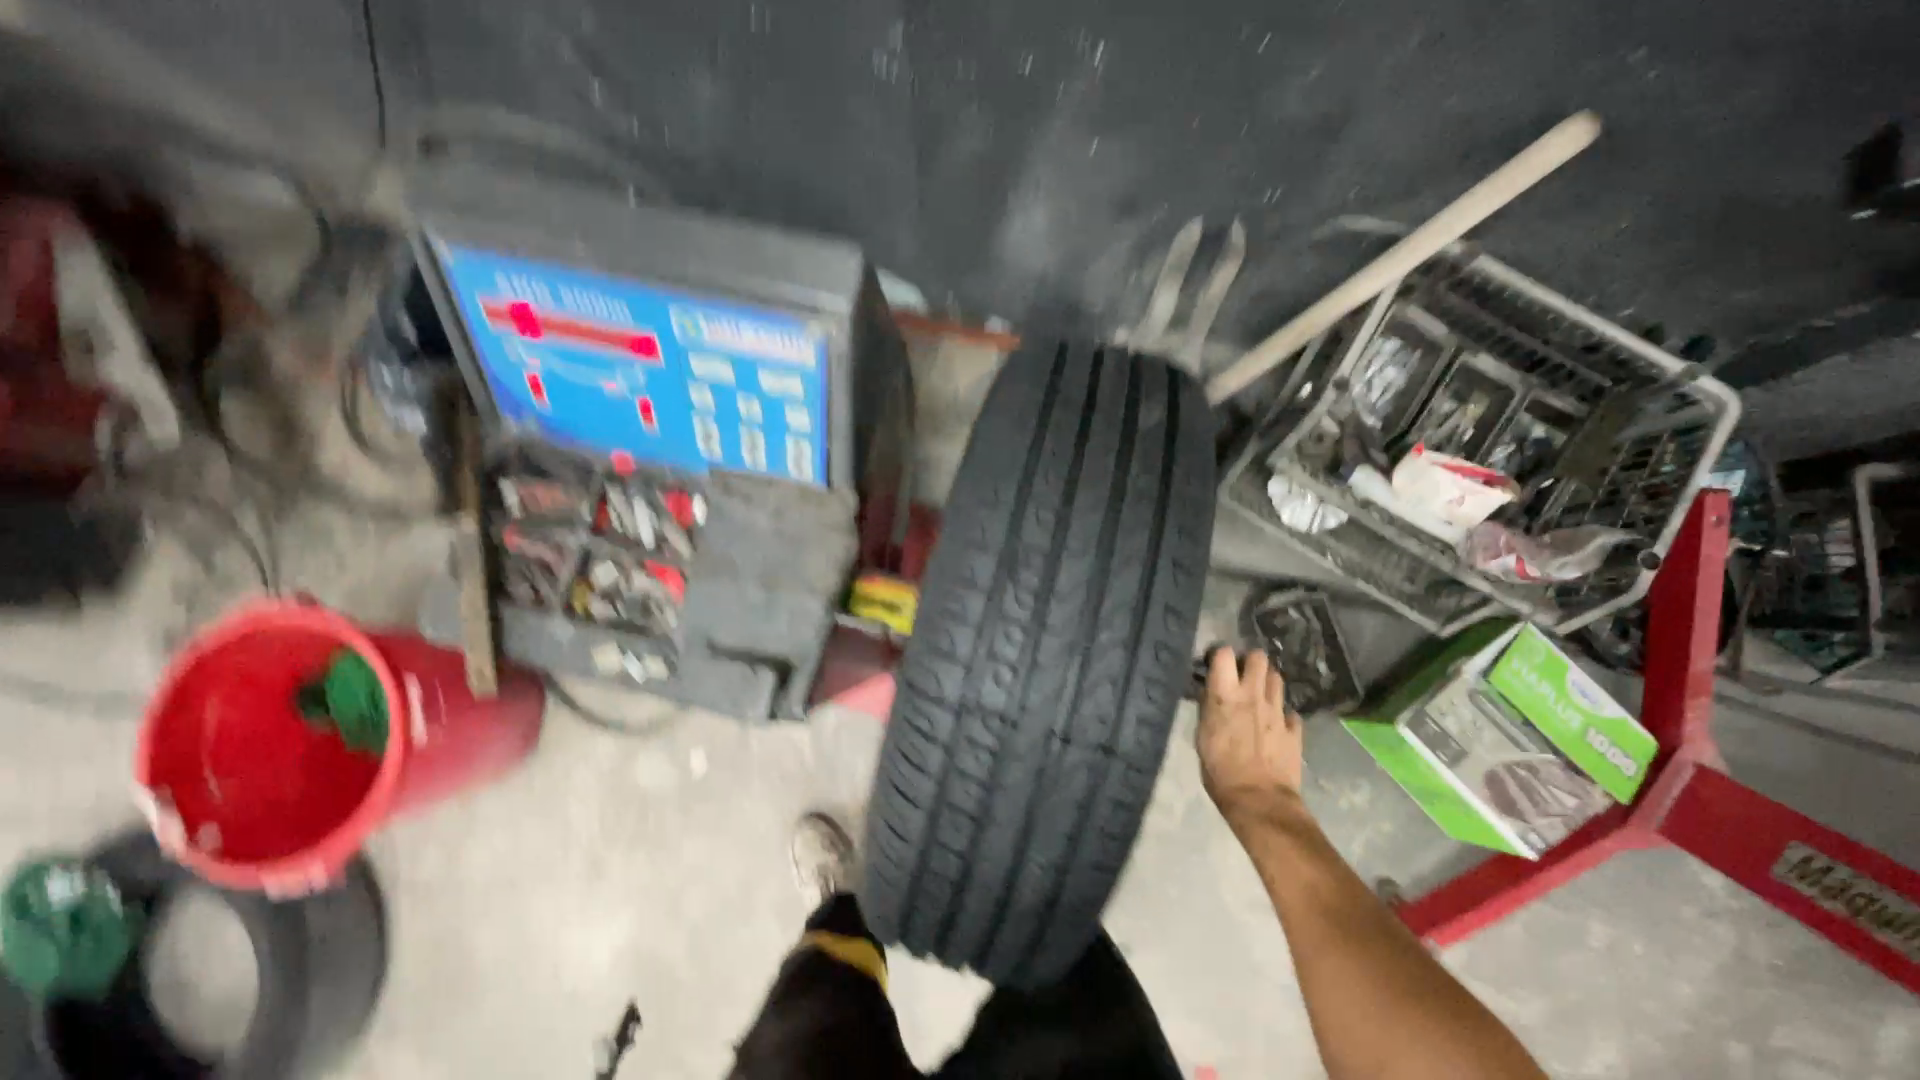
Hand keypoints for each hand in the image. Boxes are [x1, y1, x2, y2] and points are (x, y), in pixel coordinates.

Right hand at [1197, 648, 1304, 828]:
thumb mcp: (1202, 737)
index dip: (1220, 656)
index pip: (1224, 654)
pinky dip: (1282, 715)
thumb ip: (1209, 709)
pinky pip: (1289, 712)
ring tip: (1259, 697)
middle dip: (1250, 662)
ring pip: (1277, 679)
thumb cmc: (1220, 771)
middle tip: (1242, 677)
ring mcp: (1277, 711)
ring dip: (1267, 683)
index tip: (1215, 665)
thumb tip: (1211, 695)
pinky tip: (1275, 726)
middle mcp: (1253, 695)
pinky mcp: (1294, 729)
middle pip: (1258, 657)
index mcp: (1225, 696)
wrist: (1259, 800)